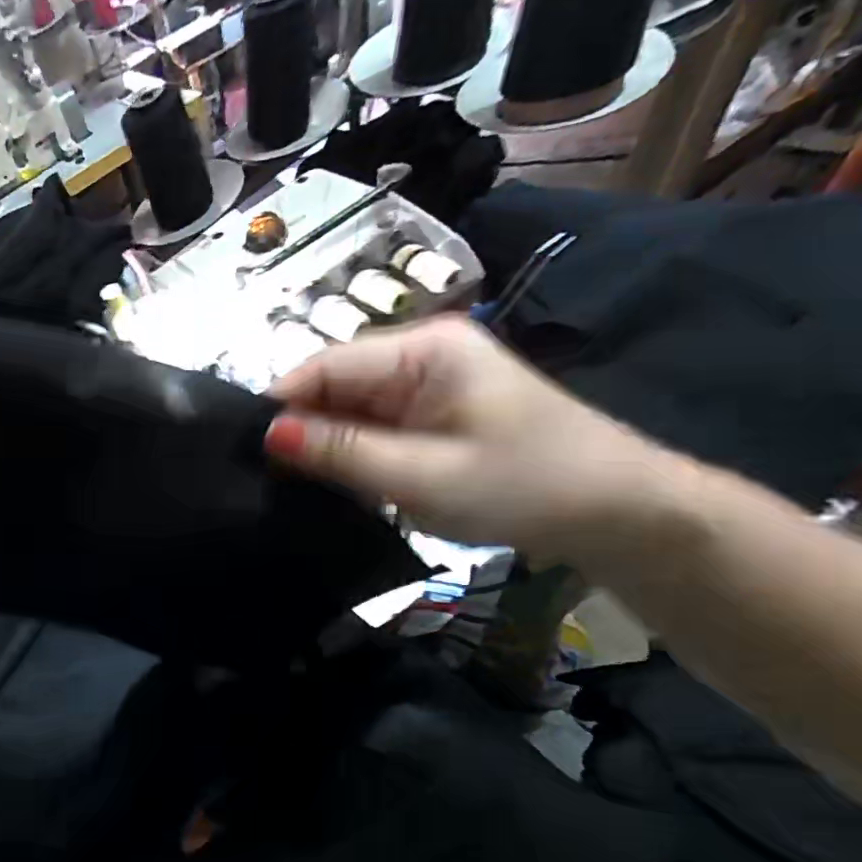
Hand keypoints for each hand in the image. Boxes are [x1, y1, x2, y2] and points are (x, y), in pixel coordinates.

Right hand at [266, 315, 681, 563]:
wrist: (615, 512)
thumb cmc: (523, 487)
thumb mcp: (423, 476)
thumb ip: (342, 454)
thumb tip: (267, 434)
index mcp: (422, 349)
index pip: (325, 365)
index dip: (281, 405)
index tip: (246, 454)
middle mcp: (421, 354)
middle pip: (336, 385)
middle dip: (303, 430)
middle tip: (270, 482)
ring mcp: (430, 384)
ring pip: (353, 410)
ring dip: (329, 447)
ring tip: (298, 488)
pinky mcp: (437, 414)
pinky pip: (377, 428)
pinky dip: (356, 456)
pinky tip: (343, 485)